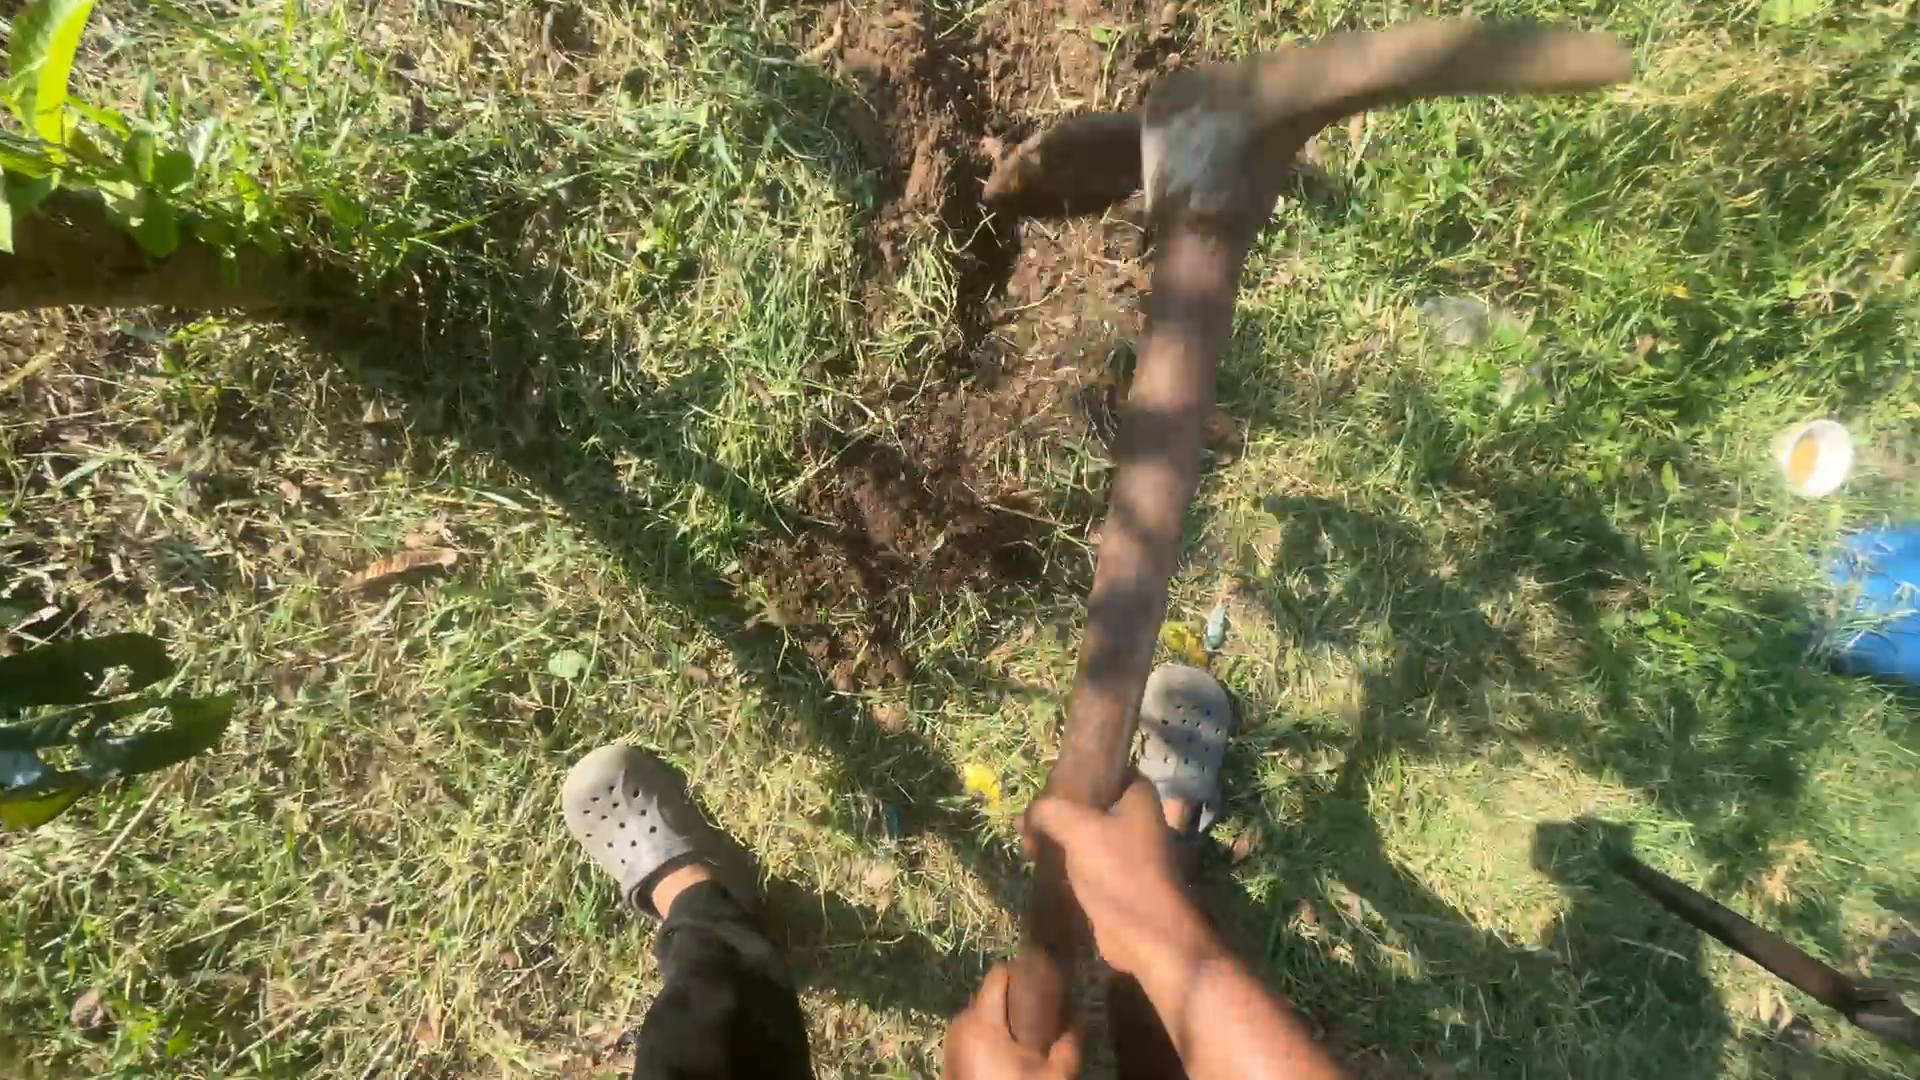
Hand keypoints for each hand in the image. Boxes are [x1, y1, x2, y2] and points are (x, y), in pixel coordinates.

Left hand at [945, 964, 1080, 1078]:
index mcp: (982, 1021)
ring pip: (979, 1018)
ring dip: (1000, 1024)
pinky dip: (987, 1041)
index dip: (1022, 975)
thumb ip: (1069, 1046)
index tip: (1043, 985)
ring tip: (1024, 1043)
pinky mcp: (948, 1065)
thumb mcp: (1054, 1078)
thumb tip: (1080, 1021)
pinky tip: (1006, 1061)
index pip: (998, 975)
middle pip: (988, 997)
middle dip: (1013, 1003)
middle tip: (1038, 1020)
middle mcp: (960, 1025)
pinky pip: (969, 1039)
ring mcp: (950, 1045)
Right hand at [1023, 773, 1219, 981]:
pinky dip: (1061, 856)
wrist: (1146, 933)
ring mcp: (1125, 848)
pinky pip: (1081, 856)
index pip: (1103, 767)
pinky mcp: (1113, 875)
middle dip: (1056, 807)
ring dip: (1055, 833)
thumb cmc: (1119, 869)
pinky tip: (1036, 859)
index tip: (1047, 780)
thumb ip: (1047, 811)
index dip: (1075, 770)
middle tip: (1030, 816)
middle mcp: (1135, 816)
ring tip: (1027, 840)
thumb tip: (1027, 818)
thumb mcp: (1077, 827)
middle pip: (1088, 799)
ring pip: (1081, 829)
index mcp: (1137, 794)